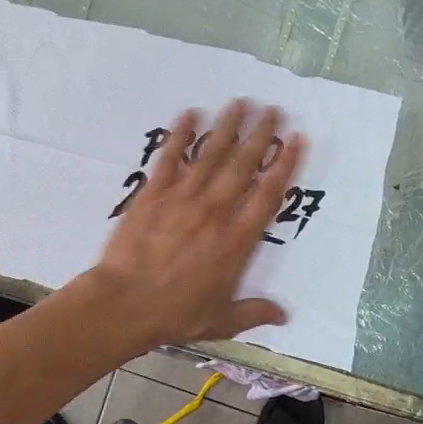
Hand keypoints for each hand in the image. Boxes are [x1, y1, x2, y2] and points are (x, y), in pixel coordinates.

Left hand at [85, 99, 305, 349]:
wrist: (125, 303)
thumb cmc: (177, 314)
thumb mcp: (222, 320)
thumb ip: (254, 312)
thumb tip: (283, 315)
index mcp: (235, 243)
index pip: (267, 197)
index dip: (284, 167)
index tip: (296, 142)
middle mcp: (213, 213)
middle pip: (242, 167)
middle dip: (260, 136)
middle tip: (274, 110)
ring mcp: (182, 200)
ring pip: (210, 156)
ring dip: (228, 127)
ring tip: (241, 103)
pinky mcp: (152, 196)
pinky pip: (170, 159)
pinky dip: (180, 135)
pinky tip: (190, 114)